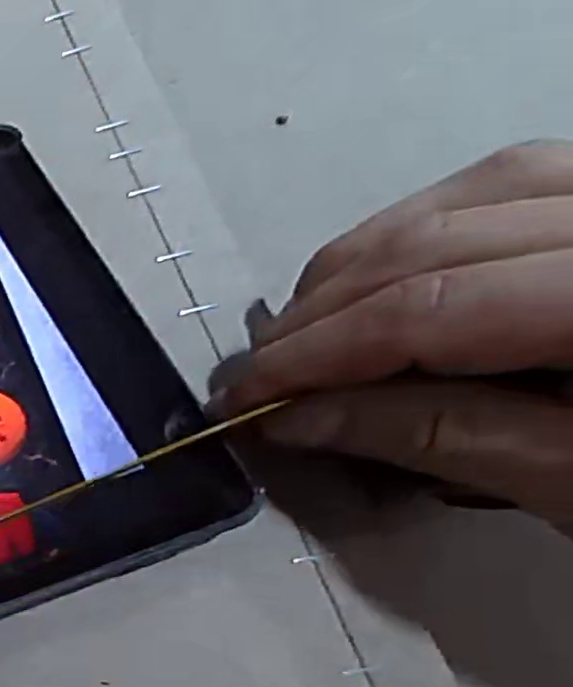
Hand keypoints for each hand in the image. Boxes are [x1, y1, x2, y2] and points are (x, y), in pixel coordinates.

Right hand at [215, 140, 572, 532]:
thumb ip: (438, 436)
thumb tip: (292, 418)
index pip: (427, 309)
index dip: (309, 356)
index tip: (238, 402)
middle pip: (436, 241)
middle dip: (317, 316)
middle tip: (261, 376)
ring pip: (470, 194)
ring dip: (360, 265)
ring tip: (312, 328)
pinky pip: (517, 180)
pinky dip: (425, 229)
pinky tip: (386, 282)